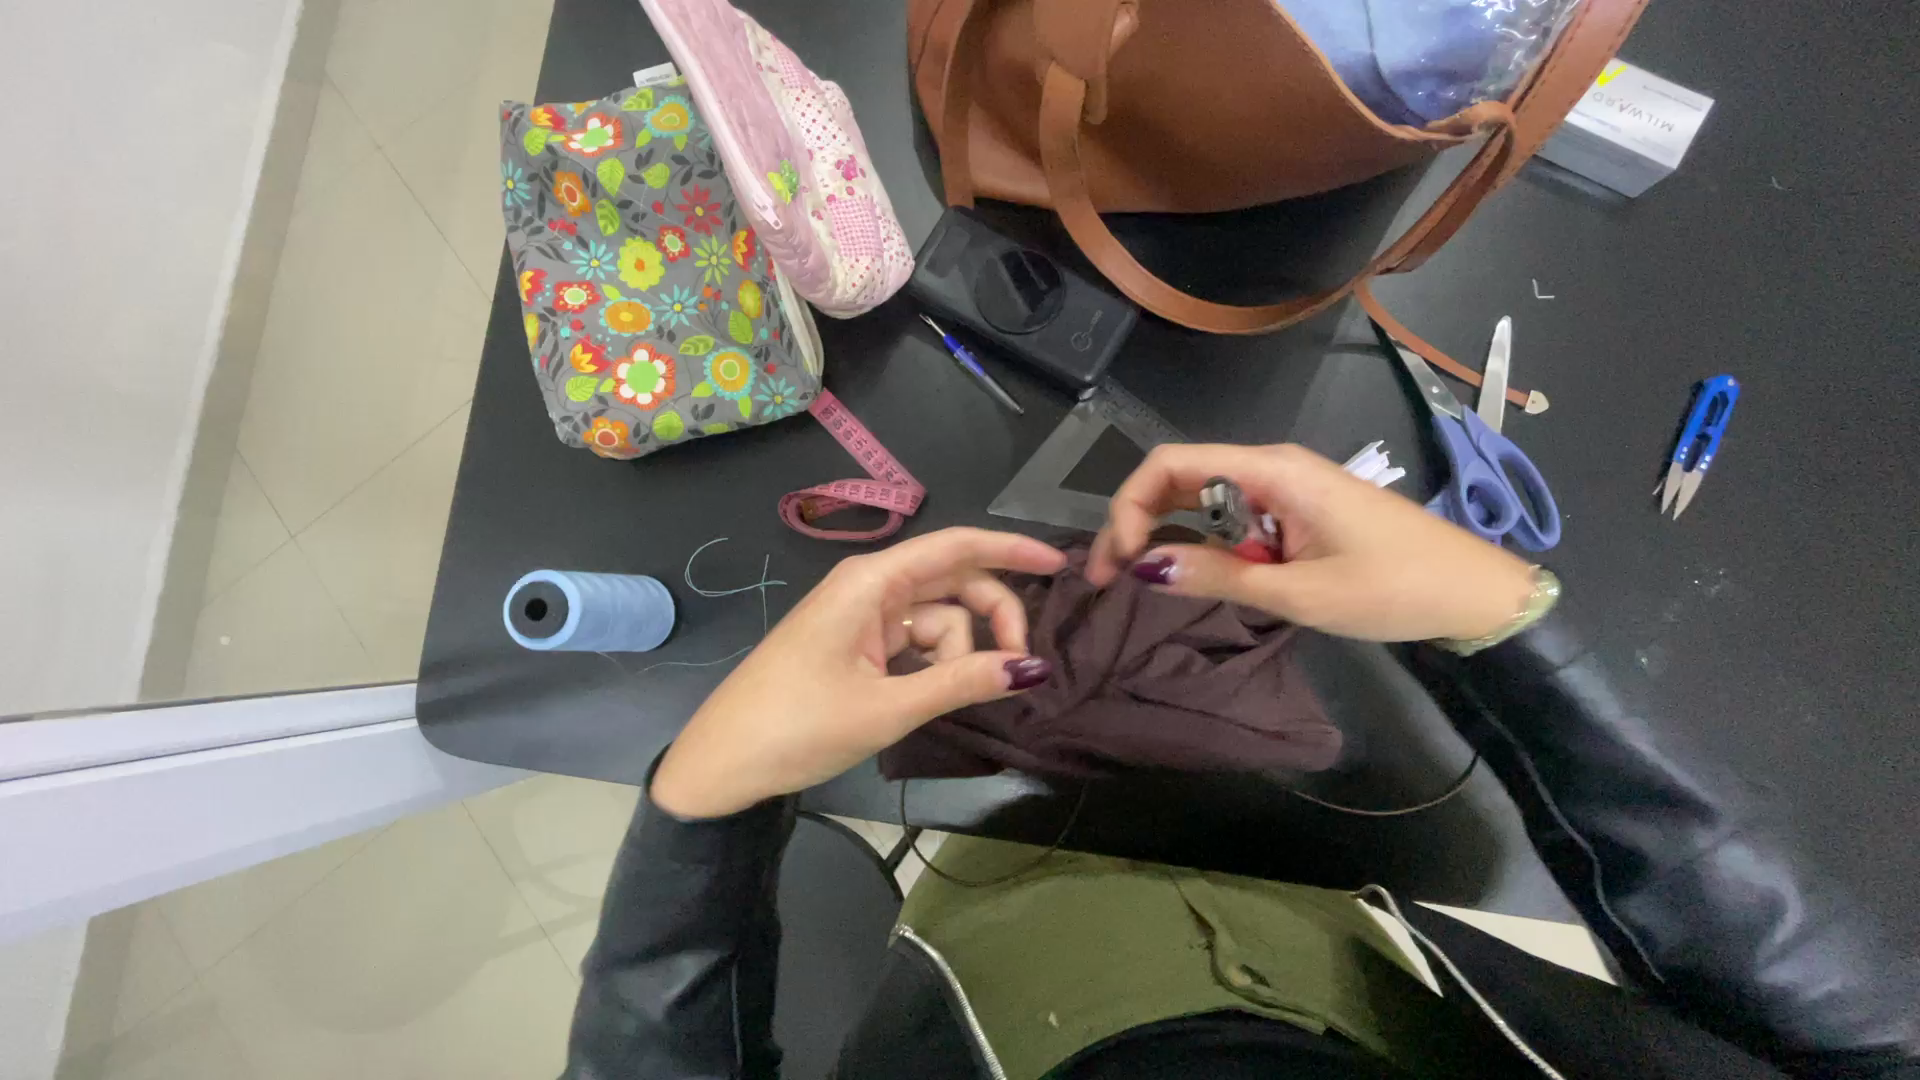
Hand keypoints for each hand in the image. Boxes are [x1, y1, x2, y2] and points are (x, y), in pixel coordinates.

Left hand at [651, 528, 1067, 818]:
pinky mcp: (857, 645)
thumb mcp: (887, 707)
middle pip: (953, 584)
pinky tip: (933, 695)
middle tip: (1019, 668)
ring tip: (948, 700)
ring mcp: (862, 617)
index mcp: (872, 581)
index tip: (1058, 565)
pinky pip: (913, 642)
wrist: (722, 765)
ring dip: (958, 653)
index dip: (1010, 550)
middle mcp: (870, 587)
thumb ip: (961, 682)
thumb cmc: (798, 726)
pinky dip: (934, 665)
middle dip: (990, 619)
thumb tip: (1031, 670)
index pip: (956, 547)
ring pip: (936, 619)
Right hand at [1086, 443, 1536, 642]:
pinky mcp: (1293, 510)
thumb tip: (1143, 570)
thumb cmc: (1395, 589)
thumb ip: (1217, 576)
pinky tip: (1187, 571)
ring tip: (1136, 580)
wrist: (1477, 593)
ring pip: (1198, 498)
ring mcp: (1281, 488)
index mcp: (1272, 471)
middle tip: (1107, 576)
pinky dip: (1199, 543)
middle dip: (1133, 522)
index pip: (1171, 464)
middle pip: (1177, 478)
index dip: (1130, 505)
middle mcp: (1269, 467)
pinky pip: (1229, 516)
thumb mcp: (1299, 593)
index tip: (1121, 560)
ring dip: (1162, 535)